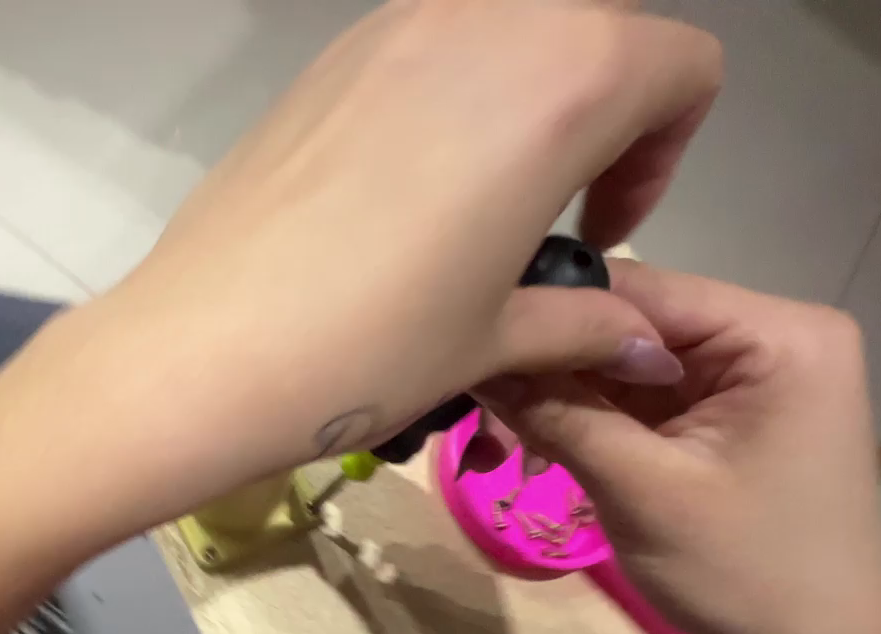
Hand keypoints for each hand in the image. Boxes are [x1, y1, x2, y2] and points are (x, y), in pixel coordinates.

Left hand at [0, 0, 717, 531]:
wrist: (202, 353)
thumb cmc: (368, 352)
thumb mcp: (488, 343)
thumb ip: (580, 323)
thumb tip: (639, 338)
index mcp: (561, 78)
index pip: (678, 72)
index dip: (661, 159)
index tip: (597, 237)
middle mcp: (480, 19)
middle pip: (585, 42)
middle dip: (591, 128)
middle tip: (534, 228)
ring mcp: (383, 32)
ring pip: (492, 44)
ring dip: (506, 115)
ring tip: (454, 219)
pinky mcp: (314, 69)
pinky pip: (408, 65)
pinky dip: (429, 114)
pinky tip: (379, 206)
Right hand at [479, 261, 880, 633]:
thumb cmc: (744, 570)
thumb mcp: (638, 487)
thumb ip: (557, 414)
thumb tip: (474, 362)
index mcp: (774, 334)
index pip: (637, 290)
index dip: (551, 313)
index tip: (469, 343)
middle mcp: (761, 337)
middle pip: (624, 325)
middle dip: (548, 362)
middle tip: (472, 401)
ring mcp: (737, 378)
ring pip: (617, 363)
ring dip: (555, 394)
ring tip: (495, 431)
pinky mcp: (714, 416)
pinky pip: (629, 398)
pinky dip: (578, 417)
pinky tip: (531, 441)